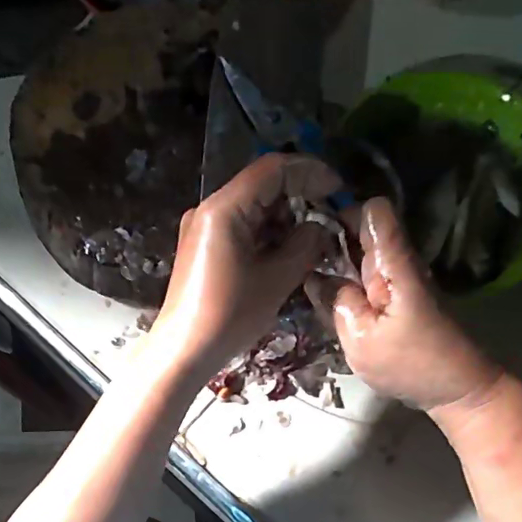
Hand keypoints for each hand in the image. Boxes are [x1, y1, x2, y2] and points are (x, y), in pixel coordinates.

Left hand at [147, 154, 341, 378]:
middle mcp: (209, 209)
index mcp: (224, 208)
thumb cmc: (229, 315)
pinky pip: (241, 228)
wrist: (184, 351)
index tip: (338, 191)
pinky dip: (267, 235)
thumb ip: (305, 245)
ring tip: (312, 243)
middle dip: (300, 198)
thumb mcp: (276, 280)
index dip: (311, 173)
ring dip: (285, 220)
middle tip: (329, 221)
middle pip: (262, 187)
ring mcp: (203, 228)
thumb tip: (320, 227)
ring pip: (253, 208)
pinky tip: (286, 255)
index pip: (273, 170)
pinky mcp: (203, 248)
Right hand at [305, 198, 503, 412]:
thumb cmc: (412, 364)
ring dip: (335, 258)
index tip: (311, 223)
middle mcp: (397, 263)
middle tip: (294, 252)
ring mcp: (398, 280)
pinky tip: (324, 293)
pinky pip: (366, 277)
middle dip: (330, 233)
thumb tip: (317, 278)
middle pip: (363, 229)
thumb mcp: (362, 340)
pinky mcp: (396, 299)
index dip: (342, 209)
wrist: (458, 387)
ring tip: (301, 269)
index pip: (373, 212)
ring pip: (361, 254)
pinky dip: (345, 279)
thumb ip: (338, 304)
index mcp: (394, 264)